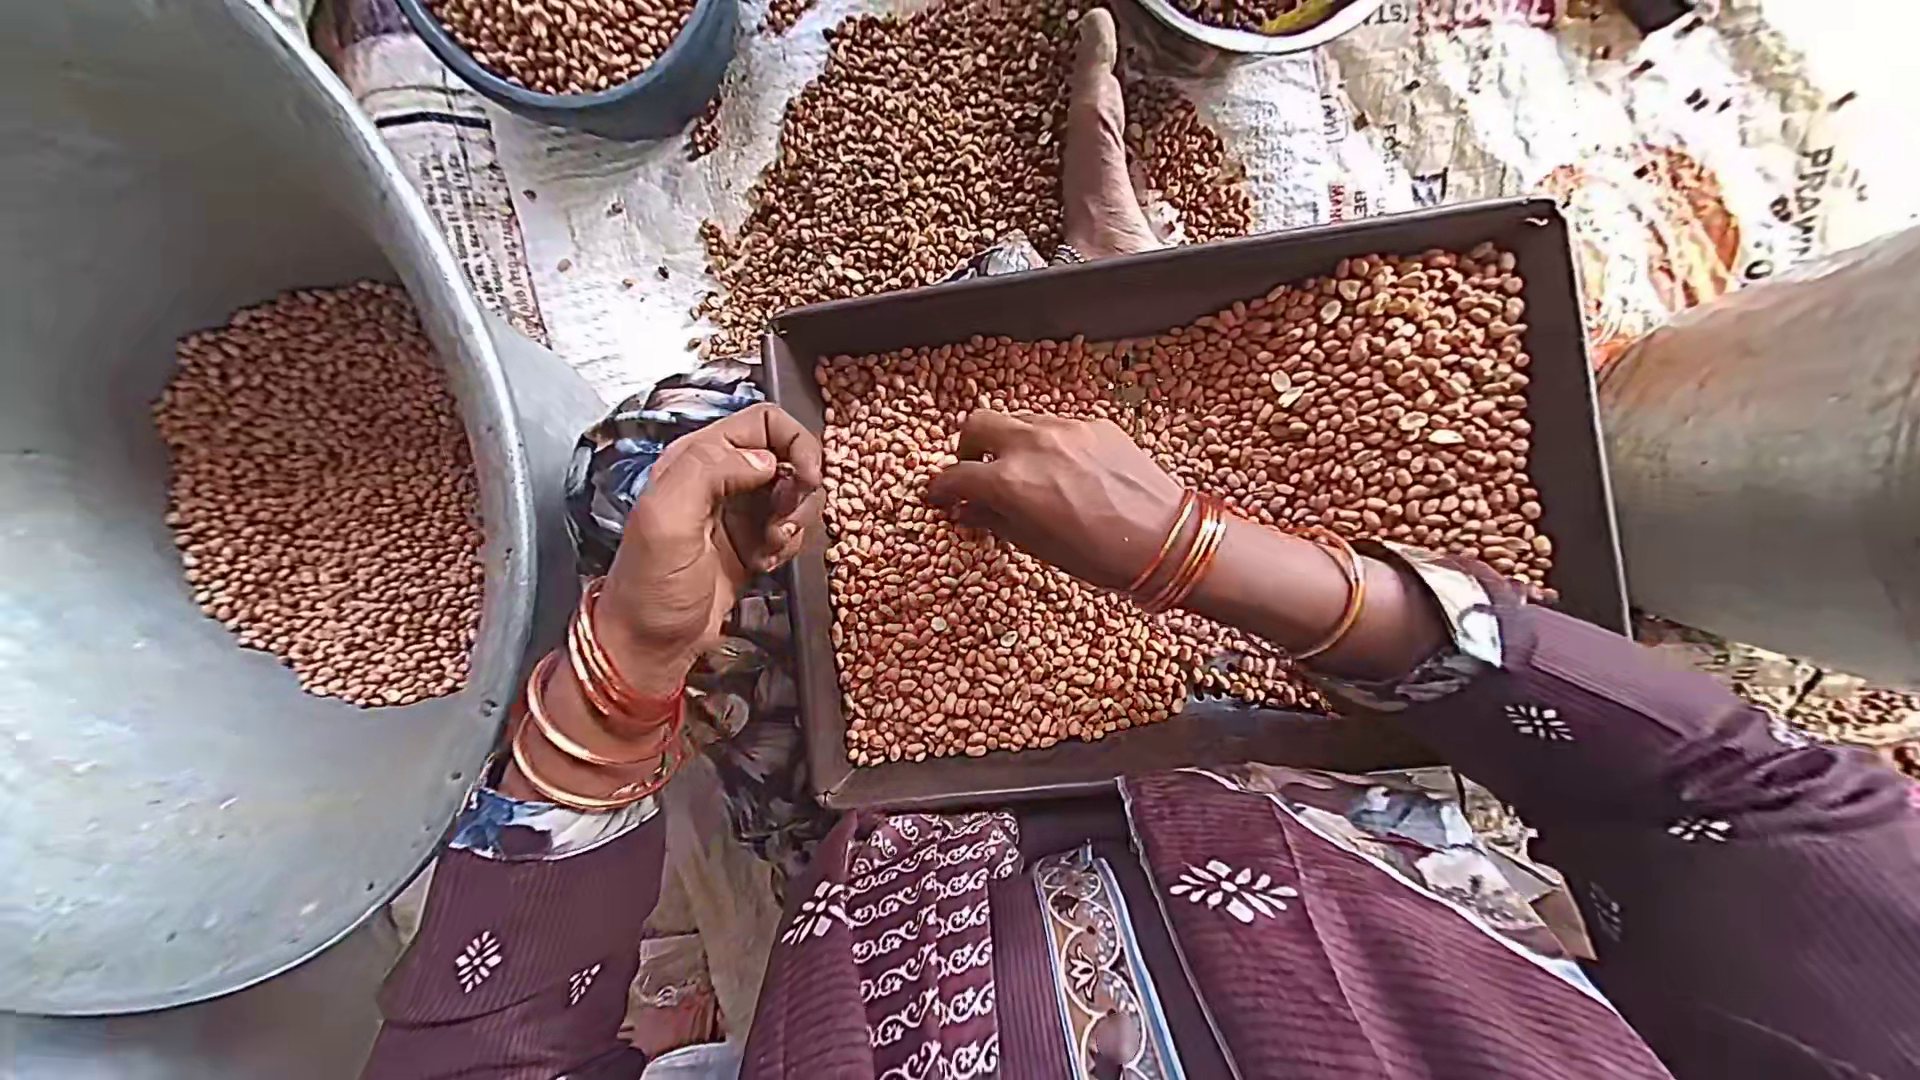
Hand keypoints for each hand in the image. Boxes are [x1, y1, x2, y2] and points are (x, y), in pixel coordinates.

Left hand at [597, 404, 822, 693]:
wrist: (652, 644)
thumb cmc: (652, 585)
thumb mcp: (666, 521)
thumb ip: (709, 472)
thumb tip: (767, 461)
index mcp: (699, 458)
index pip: (766, 422)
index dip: (796, 442)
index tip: (808, 478)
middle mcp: (724, 476)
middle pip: (790, 457)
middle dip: (799, 490)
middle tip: (783, 525)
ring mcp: (742, 510)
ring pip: (797, 494)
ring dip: (796, 522)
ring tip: (769, 549)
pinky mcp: (755, 540)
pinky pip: (793, 528)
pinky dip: (789, 546)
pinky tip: (763, 564)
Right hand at [925, 410, 1183, 590]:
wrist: (1166, 539)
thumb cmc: (1099, 555)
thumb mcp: (1036, 545)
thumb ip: (995, 520)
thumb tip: (967, 510)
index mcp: (1011, 480)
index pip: (956, 474)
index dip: (940, 487)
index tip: (938, 495)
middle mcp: (1032, 443)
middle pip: (977, 424)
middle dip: (967, 448)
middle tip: (974, 472)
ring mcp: (1065, 428)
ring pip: (1016, 418)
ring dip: (1005, 441)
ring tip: (1017, 470)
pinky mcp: (1094, 424)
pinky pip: (1054, 424)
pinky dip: (1042, 441)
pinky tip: (1058, 468)